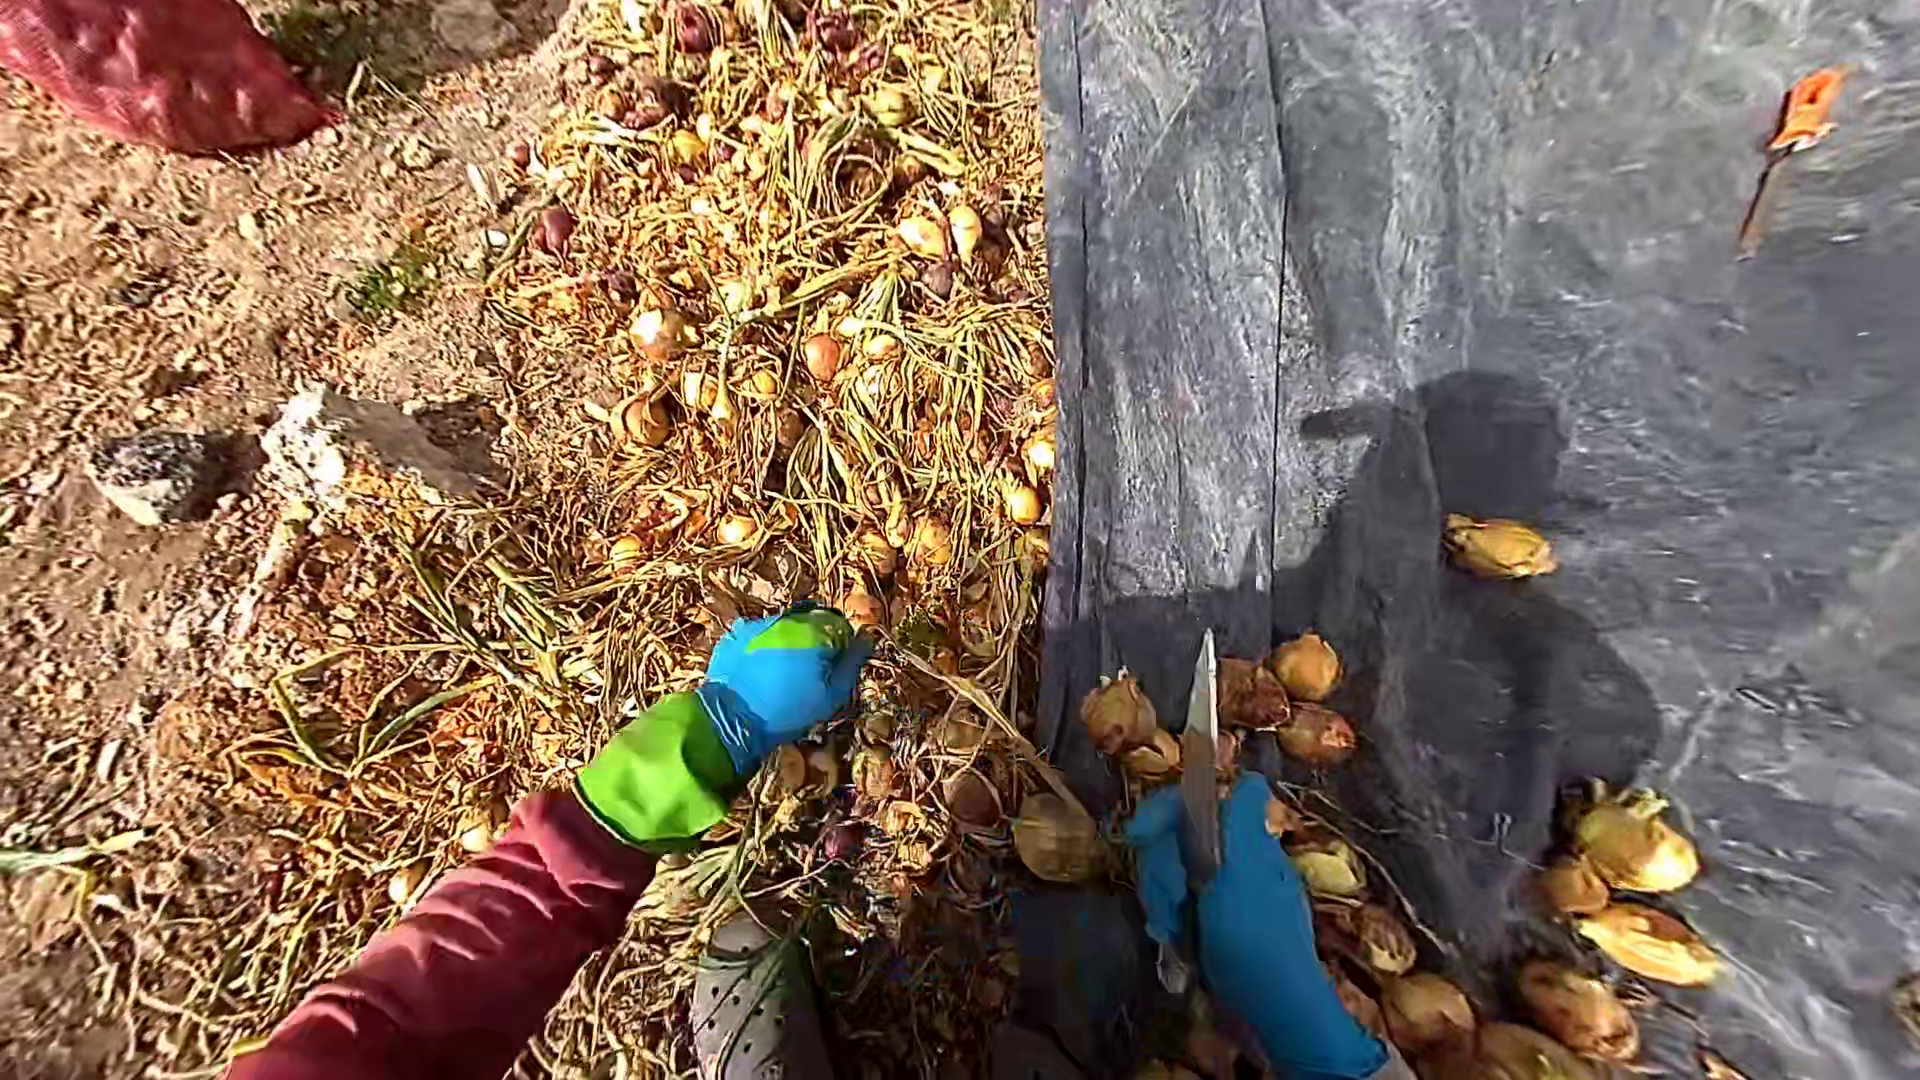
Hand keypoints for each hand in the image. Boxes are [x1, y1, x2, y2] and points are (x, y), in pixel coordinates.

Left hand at [696, 607, 872, 774]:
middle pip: (813, 624)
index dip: (840, 650)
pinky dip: (765, 647)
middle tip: (807, 675)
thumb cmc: (788, 711)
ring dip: (790, 644)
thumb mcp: (831, 695)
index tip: (831, 671)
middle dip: (815, 644)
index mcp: (815, 631)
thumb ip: (852, 663)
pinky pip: (761, 635)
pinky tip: (761, 672)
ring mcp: (760, 624)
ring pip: (786, 628)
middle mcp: (788, 619)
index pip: (840, 627)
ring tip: (781, 674)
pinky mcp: (737, 635)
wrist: (730, 721)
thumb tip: (868, 637)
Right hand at [1125, 775, 1385, 1079]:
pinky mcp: (1203, 913)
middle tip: (1167, 898)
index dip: (1167, 809)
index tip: (1142, 832)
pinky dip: (1166, 914)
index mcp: (1241, 837)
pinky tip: (1170, 935)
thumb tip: (1251, 776)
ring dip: (1161, 895)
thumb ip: (1242, 820)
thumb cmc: (1257, 932)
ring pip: (1166, 867)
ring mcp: (1214, 885)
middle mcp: (1227, 853)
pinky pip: (1170, 897)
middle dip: (1161, 866)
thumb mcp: (1249, 868)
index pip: (1195, 800)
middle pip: (1171, 836)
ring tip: (1170, 926)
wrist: (1274, 1006)